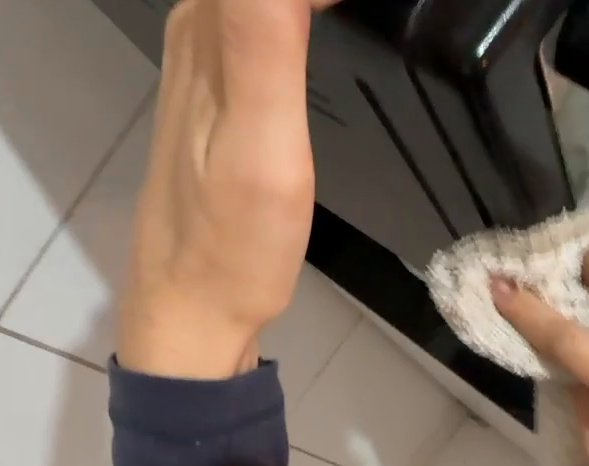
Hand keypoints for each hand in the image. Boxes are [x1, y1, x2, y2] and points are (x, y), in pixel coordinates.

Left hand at [117, 0, 338, 379]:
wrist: (193, 310)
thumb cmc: (233, 245)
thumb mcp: (261, 144)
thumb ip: (269, 34)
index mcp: (212, 26)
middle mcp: (200, 25)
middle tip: (395, 7)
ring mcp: (209, 60)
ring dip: (315, 1)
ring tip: (367, 11)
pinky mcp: (223, 94)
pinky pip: (264, 14)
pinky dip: (305, 8)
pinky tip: (332, 16)